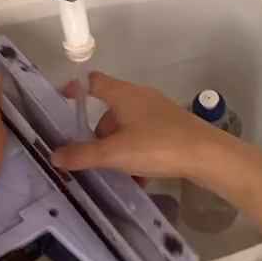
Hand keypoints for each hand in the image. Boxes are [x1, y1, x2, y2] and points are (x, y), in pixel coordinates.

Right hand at [50, 72, 234, 180]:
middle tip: (92, 158)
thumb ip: (83, 154)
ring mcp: (159, 111)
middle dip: (99, 136)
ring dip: (119, 149)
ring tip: (117, 173)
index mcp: (123, 94)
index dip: (76, 89)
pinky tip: (139, 178)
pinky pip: (146, 138)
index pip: (93, 82)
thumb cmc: (157, 145)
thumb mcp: (114, 153)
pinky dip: (137, 155)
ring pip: (128, 128)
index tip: (62, 100)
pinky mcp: (173, 127)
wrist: (206, 155)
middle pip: (110, 112)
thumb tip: (54, 155)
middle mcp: (140, 97)